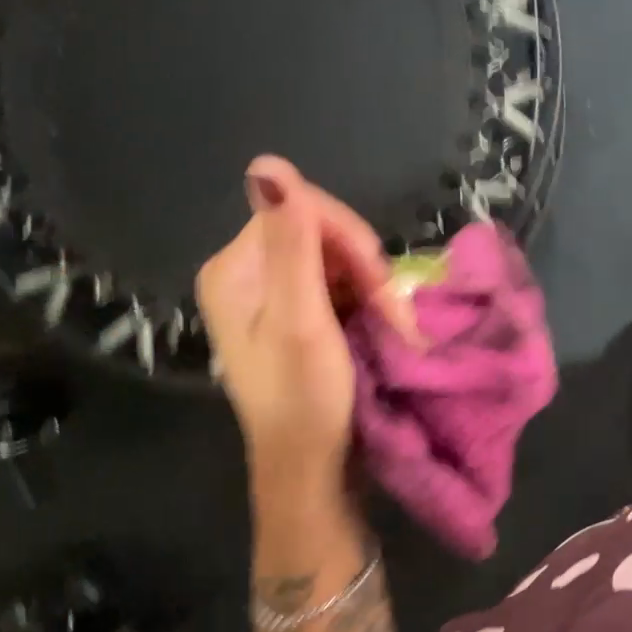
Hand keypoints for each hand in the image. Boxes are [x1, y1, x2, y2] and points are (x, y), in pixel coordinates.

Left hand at [195, 156, 417, 489]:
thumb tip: (267, 162)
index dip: (352, 241)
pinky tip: (384, 324)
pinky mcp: (295, 318)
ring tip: (396, 325)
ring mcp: (270, 297)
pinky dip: (367, 301)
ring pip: (336, 259)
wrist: (311, 468)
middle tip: (397, 315)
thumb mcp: (301, 319)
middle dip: (367, 269)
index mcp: (234, 268)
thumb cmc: (305, 398)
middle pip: (320, 233)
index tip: (386, 289)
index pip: (301, 212)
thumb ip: (290, 243)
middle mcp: (245, 275)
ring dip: (374, 287)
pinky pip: (337, 285)